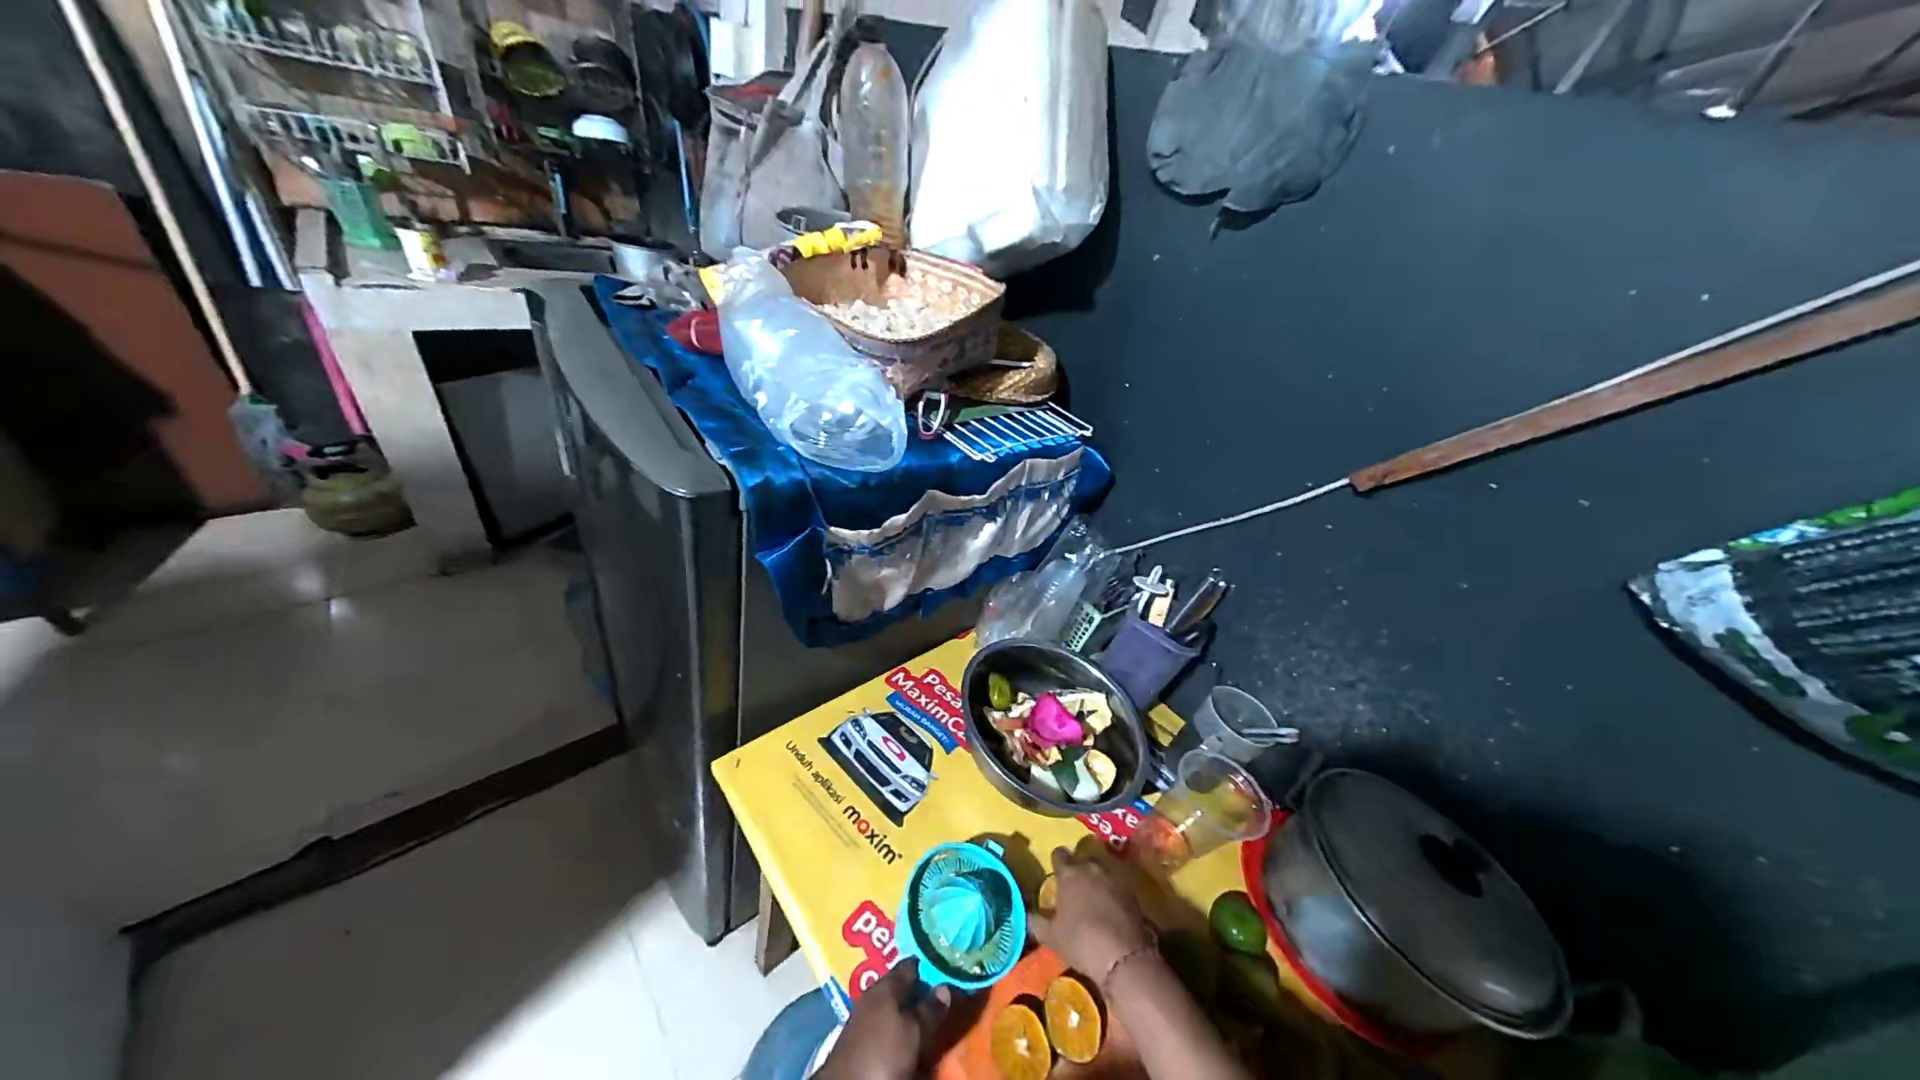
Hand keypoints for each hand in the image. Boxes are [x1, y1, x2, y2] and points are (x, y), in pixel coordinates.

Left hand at [816, 961, 951, 1079]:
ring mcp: (863, 1015)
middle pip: (901, 985)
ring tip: (926, 1018)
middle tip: (941, 996)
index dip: (929, 965)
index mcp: (886, 985)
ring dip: (908, 1010)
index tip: (946, 969)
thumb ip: (930, 1009)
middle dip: (919, 990)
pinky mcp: (859, 1036)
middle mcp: (873, 994)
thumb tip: (945, 987)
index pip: (911, 964)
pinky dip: (896, 1024)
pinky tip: (906, 1034)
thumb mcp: (915, 1033)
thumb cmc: (884, 1054)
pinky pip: (884, 1021)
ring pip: (892, 1004)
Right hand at [1028, 845, 1154, 980]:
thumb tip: (1026, 915)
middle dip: (1079, 867)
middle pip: (1083, 858)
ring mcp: (1114, 877)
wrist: (1123, 955)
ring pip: (1103, 868)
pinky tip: (1112, 906)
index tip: (1056, 872)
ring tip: (1095, 894)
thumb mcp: (1051, 936)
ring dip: (1098, 878)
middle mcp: (1092, 868)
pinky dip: (1114, 890)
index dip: (1057, 861)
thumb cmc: (1080, 941)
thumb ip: (1037, 922)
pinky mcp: (1132, 891)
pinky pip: (1118, 883)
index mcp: (1069, 873)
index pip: (1059, 854)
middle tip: (1075, 884)